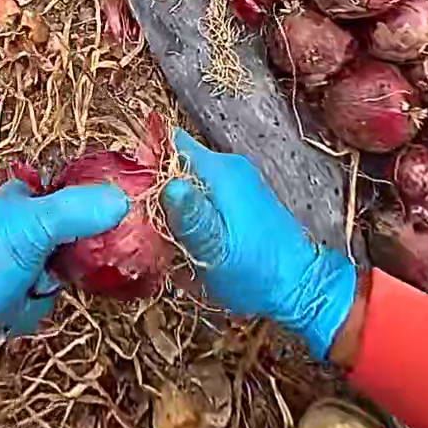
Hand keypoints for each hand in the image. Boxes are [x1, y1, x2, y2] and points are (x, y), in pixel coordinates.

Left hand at [0, 179, 128, 389]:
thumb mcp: (27, 233)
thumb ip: (74, 211)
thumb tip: (123, 199)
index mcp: (28, 193)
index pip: (84, 187)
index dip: (102, 207)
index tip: (111, 228)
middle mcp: (28, 220)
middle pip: (85, 232)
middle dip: (73, 259)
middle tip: (51, 269)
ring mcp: (24, 256)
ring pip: (71, 267)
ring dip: (52, 288)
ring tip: (26, 292)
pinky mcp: (20, 289)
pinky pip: (52, 295)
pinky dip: (38, 308)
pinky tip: (14, 312)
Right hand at [162, 129, 357, 358]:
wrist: (301, 284)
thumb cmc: (256, 272)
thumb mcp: (216, 250)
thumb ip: (191, 216)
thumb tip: (167, 183)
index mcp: (219, 171)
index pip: (171, 143)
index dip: (145, 159)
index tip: (127, 185)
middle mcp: (227, 165)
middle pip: (176, 160)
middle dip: (155, 183)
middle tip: (139, 216)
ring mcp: (237, 178)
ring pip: (189, 177)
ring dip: (172, 199)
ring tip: (159, 229)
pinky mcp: (241, 194)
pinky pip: (204, 190)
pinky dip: (189, 206)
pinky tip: (184, 233)